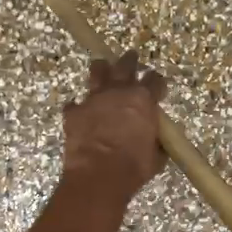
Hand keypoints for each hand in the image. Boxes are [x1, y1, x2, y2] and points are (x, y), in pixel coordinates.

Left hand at [62, 52, 166, 201]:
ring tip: (102, 67)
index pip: (155, 81)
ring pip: (97, 71)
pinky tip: (78, 110)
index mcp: (144, 100)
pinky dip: (78, 107)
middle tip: (131, 57)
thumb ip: (155, 141)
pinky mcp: (74, 111)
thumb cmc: (133, 167)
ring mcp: (94, 99)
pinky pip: (75, 103)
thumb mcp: (155, 156)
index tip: (157, 84)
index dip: (157, 82)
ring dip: (101, 69)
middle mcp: (119, 92)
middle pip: (126, 65)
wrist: (99, 175)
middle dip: (130, 61)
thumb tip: (156, 141)